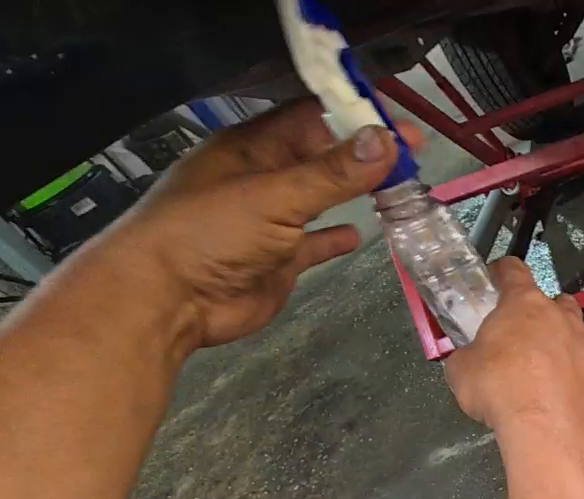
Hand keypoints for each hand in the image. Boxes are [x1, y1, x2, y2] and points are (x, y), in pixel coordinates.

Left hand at [96, 98, 425, 347]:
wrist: (172, 297)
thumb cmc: (209, 234)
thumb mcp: (275, 196)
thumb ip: (333, 173)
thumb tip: (385, 141)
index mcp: (252, 148)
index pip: (311, 118)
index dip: (354, 116)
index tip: (400, 126)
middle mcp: (262, 177)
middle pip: (321, 155)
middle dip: (363, 153)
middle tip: (412, 157)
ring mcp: (272, 219)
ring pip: (323, 196)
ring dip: (356, 191)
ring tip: (398, 190)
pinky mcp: (281, 257)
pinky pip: (315, 241)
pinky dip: (337, 236)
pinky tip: (358, 234)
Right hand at [443, 258, 583, 443]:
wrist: (543, 429)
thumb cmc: (498, 389)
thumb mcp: (462, 368)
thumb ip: (471, 355)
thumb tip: (471, 360)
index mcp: (527, 308)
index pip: (516, 274)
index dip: (505, 274)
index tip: (498, 279)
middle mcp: (568, 325)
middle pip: (566, 304)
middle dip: (553, 312)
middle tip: (536, 331)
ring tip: (578, 357)